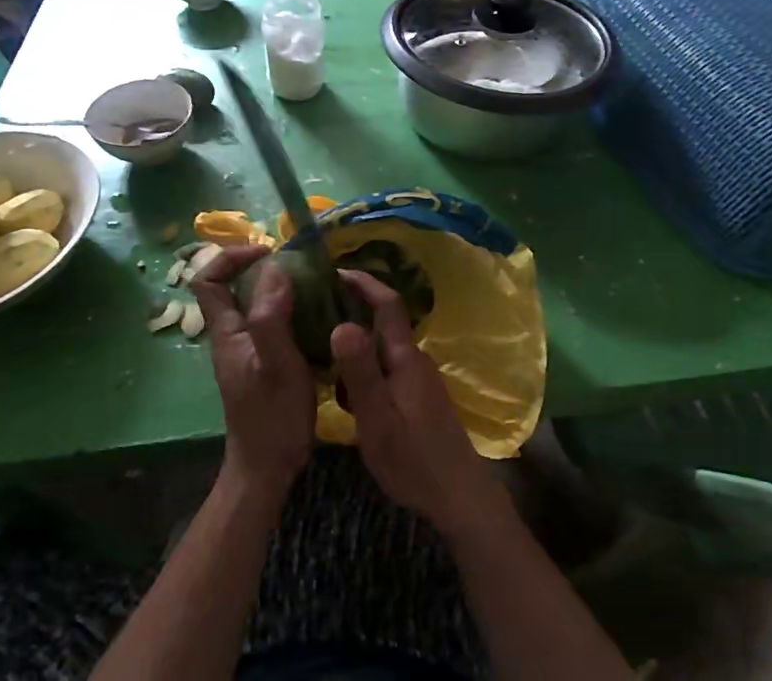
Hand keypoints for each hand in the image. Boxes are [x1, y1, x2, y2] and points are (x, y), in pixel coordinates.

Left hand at [191, 246, 316, 497]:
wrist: (268, 469)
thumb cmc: (273, 418)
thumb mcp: (278, 365)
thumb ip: (272, 317)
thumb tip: (274, 268)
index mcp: (226, 332)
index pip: (206, 279)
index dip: (229, 258)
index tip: (266, 253)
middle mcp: (230, 337)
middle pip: (232, 288)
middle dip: (261, 270)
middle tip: (299, 268)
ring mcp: (245, 352)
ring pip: (254, 307)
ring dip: (278, 292)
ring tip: (313, 287)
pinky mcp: (261, 365)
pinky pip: (271, 326)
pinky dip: (290, 314)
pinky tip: (318, 319)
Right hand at [331, 270, 510, 539]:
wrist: (460, 502)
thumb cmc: (415, 460)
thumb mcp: (378, 418)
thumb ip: (360, 371)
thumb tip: (341, 323)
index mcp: (405, 358)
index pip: (387, 304)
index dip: (363, 282)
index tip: (333, 270)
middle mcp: (413, 362)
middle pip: (379, 325)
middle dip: (348, 313)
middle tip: (310, 314)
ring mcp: (417, 382)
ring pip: (378, 351)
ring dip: (351, 349)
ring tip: (317, 354)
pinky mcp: (416, 401)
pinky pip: (382, 371)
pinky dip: (360, 372)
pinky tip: (342, 393)